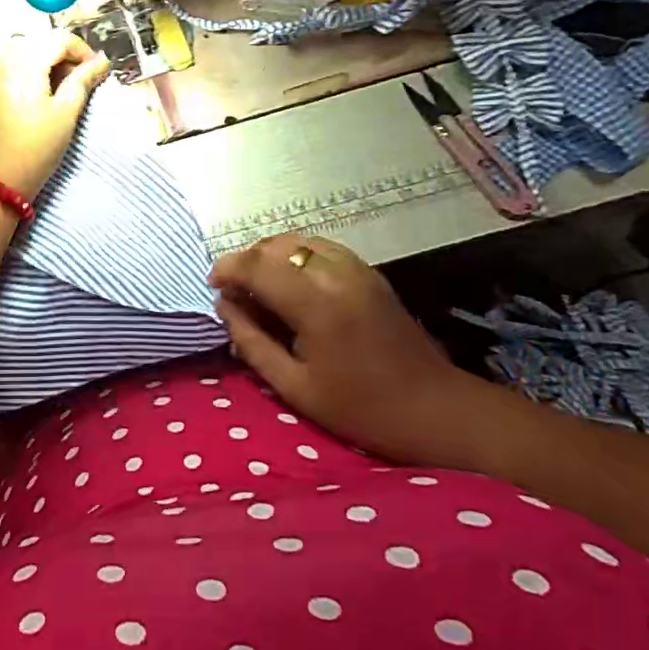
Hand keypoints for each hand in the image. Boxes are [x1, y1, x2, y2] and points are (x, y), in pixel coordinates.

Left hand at [0, 31, 110, 198]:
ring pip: (18, 54)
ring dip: (40, 65)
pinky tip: (29, 101)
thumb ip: (83, 80)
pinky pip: (2, 69)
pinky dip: (20, 75)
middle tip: (77, 85)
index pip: (60, 39)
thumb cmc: (35, 146)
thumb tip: (101, 61)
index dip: (83, 52)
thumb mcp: (66, 113)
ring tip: (53, 93)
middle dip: (61, 58)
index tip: (97, 73)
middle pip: (38, 43)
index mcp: (24, 57)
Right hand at [209, 234, 496, 467]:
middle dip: (246, 261)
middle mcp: (336, 273)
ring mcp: (357, 268)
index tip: (213, 287)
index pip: (257, 265)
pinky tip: (291, 284)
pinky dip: (296, 256)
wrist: (436, 409)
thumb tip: (224, 307)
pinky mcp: (369, 272)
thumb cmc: (361, 409)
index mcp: (317, 304)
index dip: (227, 269)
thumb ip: (252, 342)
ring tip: (259, 288)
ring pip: (298, 240)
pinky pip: (321, 248)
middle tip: (234, 293)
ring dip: (270, 256)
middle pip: (275, 245)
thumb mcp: (295, 387)